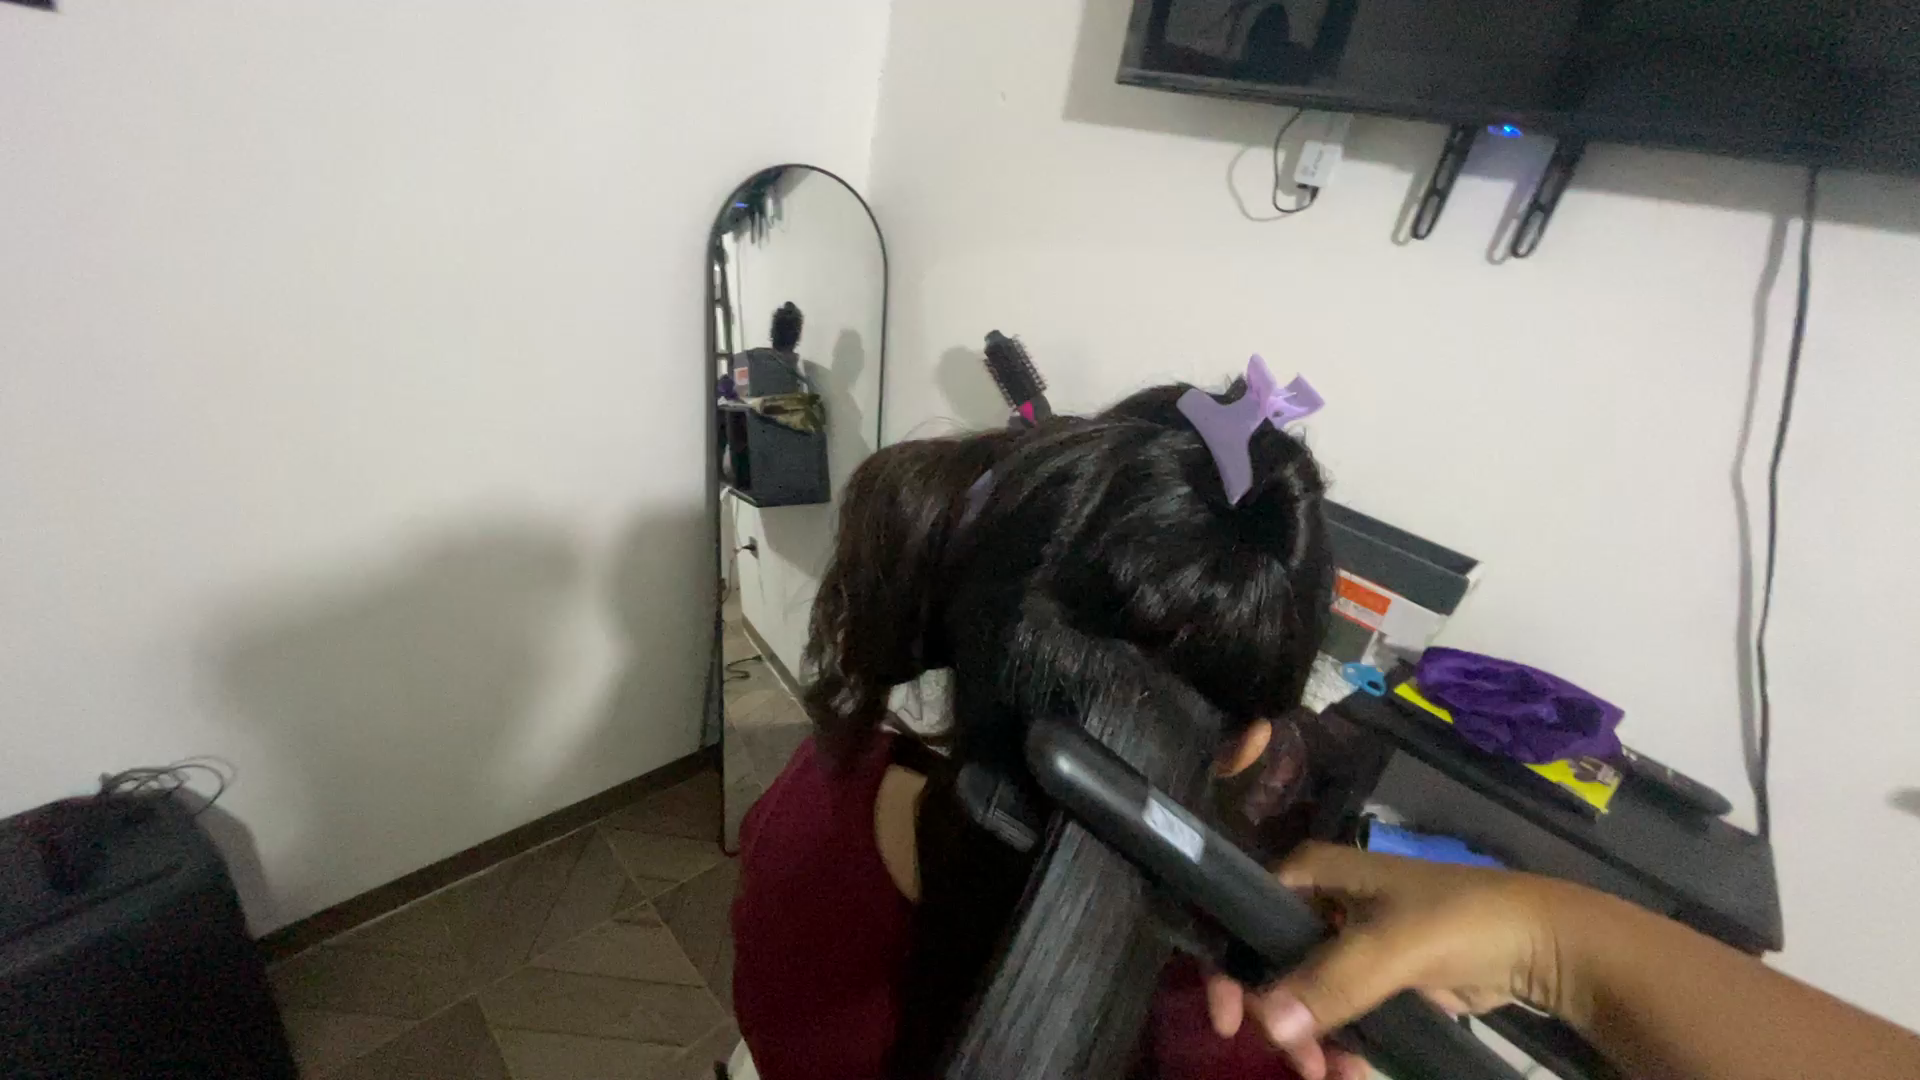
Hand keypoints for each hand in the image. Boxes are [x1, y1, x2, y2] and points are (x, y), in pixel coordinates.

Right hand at [1207, 843, 1574, 1079]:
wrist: (1541, 943)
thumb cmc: (1457, 920)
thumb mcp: (1392, 947)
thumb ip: (1332, 983)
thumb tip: (1266, 1023)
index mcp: (1309, 873)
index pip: (1244, 913)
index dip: (1228, 963)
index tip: (1227, 1019)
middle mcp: (1316, 900)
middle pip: (1269, 959)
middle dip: (1276, 1014)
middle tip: (1296, 1063)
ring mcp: (1343, 938)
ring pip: (1301, 990)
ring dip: (1307, 1037)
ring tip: (1326, 1077)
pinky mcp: (1371, 973)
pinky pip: (1335, 1010)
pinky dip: (1336, 1042)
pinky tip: (1347, 1072)